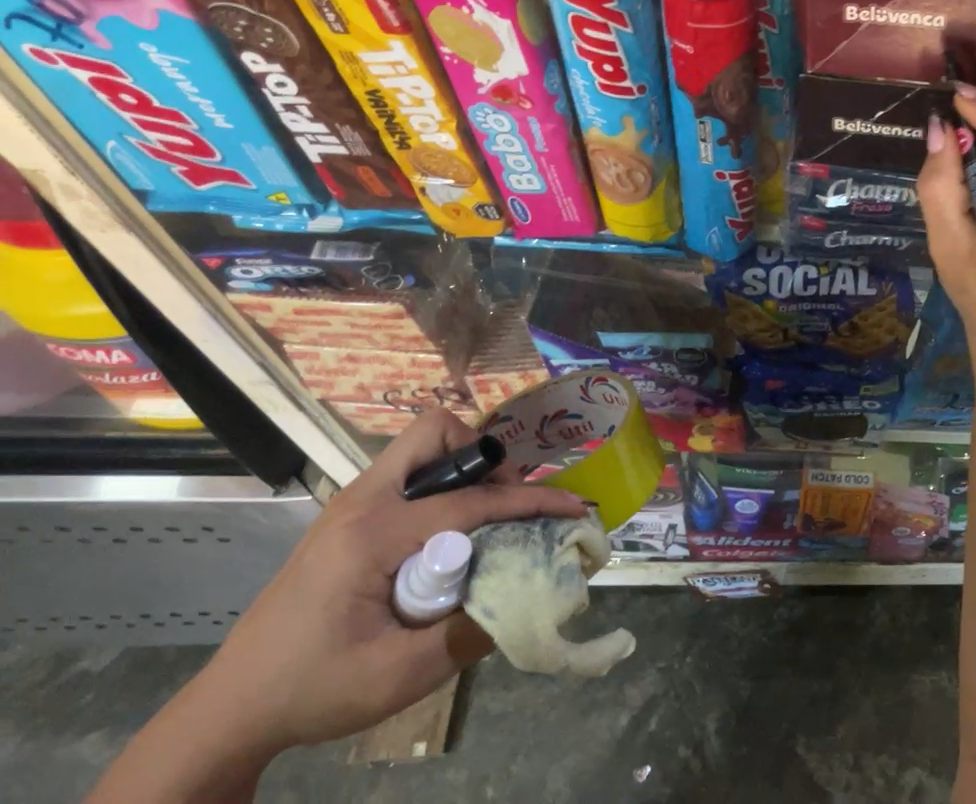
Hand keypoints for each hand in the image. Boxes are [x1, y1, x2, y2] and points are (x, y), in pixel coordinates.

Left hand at [196, 409, 585, 750]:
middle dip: (486, 458)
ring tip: (488, 520)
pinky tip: (454, 539)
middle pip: (434, 434)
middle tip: (509, 505)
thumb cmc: (314, 688)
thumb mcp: (403, 674)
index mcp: (371, 534)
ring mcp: (349, 509)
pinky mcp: (348, 523)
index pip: (471, 499)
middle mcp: (360, 505)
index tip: (574, 508)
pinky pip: (410, 479)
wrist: (232, 710)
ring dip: (466, 471)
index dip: (531, 500)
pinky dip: (446, 490)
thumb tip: (535, 593)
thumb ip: (475, 631)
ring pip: (421, 450)